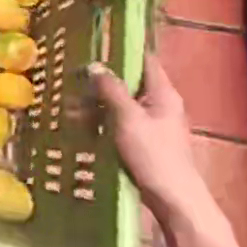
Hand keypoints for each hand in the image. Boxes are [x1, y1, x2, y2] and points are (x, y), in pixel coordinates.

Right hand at [89, 39, 213, 224]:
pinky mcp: (146, 142)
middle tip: (74, 78)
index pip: (144, 59)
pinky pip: (122, 123)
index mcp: (163, 93)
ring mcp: (154, 124)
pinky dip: (104, 121)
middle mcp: (161, 104)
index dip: (121, 49)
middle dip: (102, 80)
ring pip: (123, 104)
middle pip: (130, 81)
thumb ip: (111, 90)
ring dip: (99, 103)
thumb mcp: (128, 119)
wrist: (175, 202)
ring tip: (71, 105)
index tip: (94, 44)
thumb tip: (94, 65)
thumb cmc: (155, 156)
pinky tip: (84, 126)